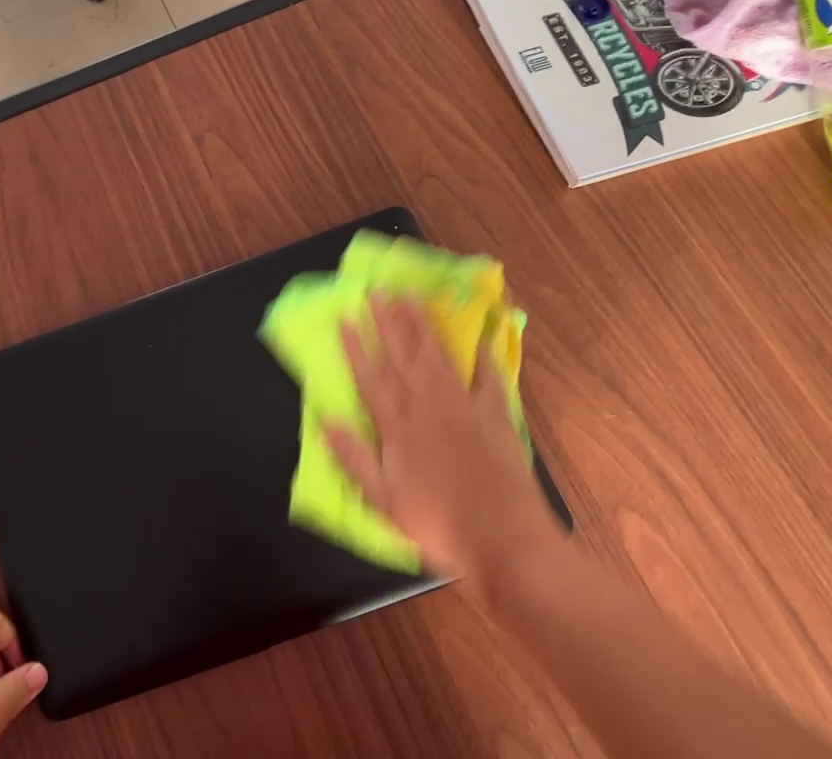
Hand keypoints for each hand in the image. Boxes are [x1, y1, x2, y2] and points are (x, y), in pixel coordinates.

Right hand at [325, 296, 560, 578]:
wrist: (506, 541)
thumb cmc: (438, 526)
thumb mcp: (383, 500)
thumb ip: (354, 457)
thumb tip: (326, 419)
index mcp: (398, 427)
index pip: (371, 378)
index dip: (356, 347)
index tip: (345, 317)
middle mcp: (428, 407)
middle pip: (403, 357)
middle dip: (387, 322)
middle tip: (377, 290)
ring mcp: (465, 408)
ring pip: (438, 357)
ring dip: (423, 325)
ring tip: (411, 297)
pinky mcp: (496, 417)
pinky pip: (488, 378)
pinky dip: (482, 354)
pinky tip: (477, 334)